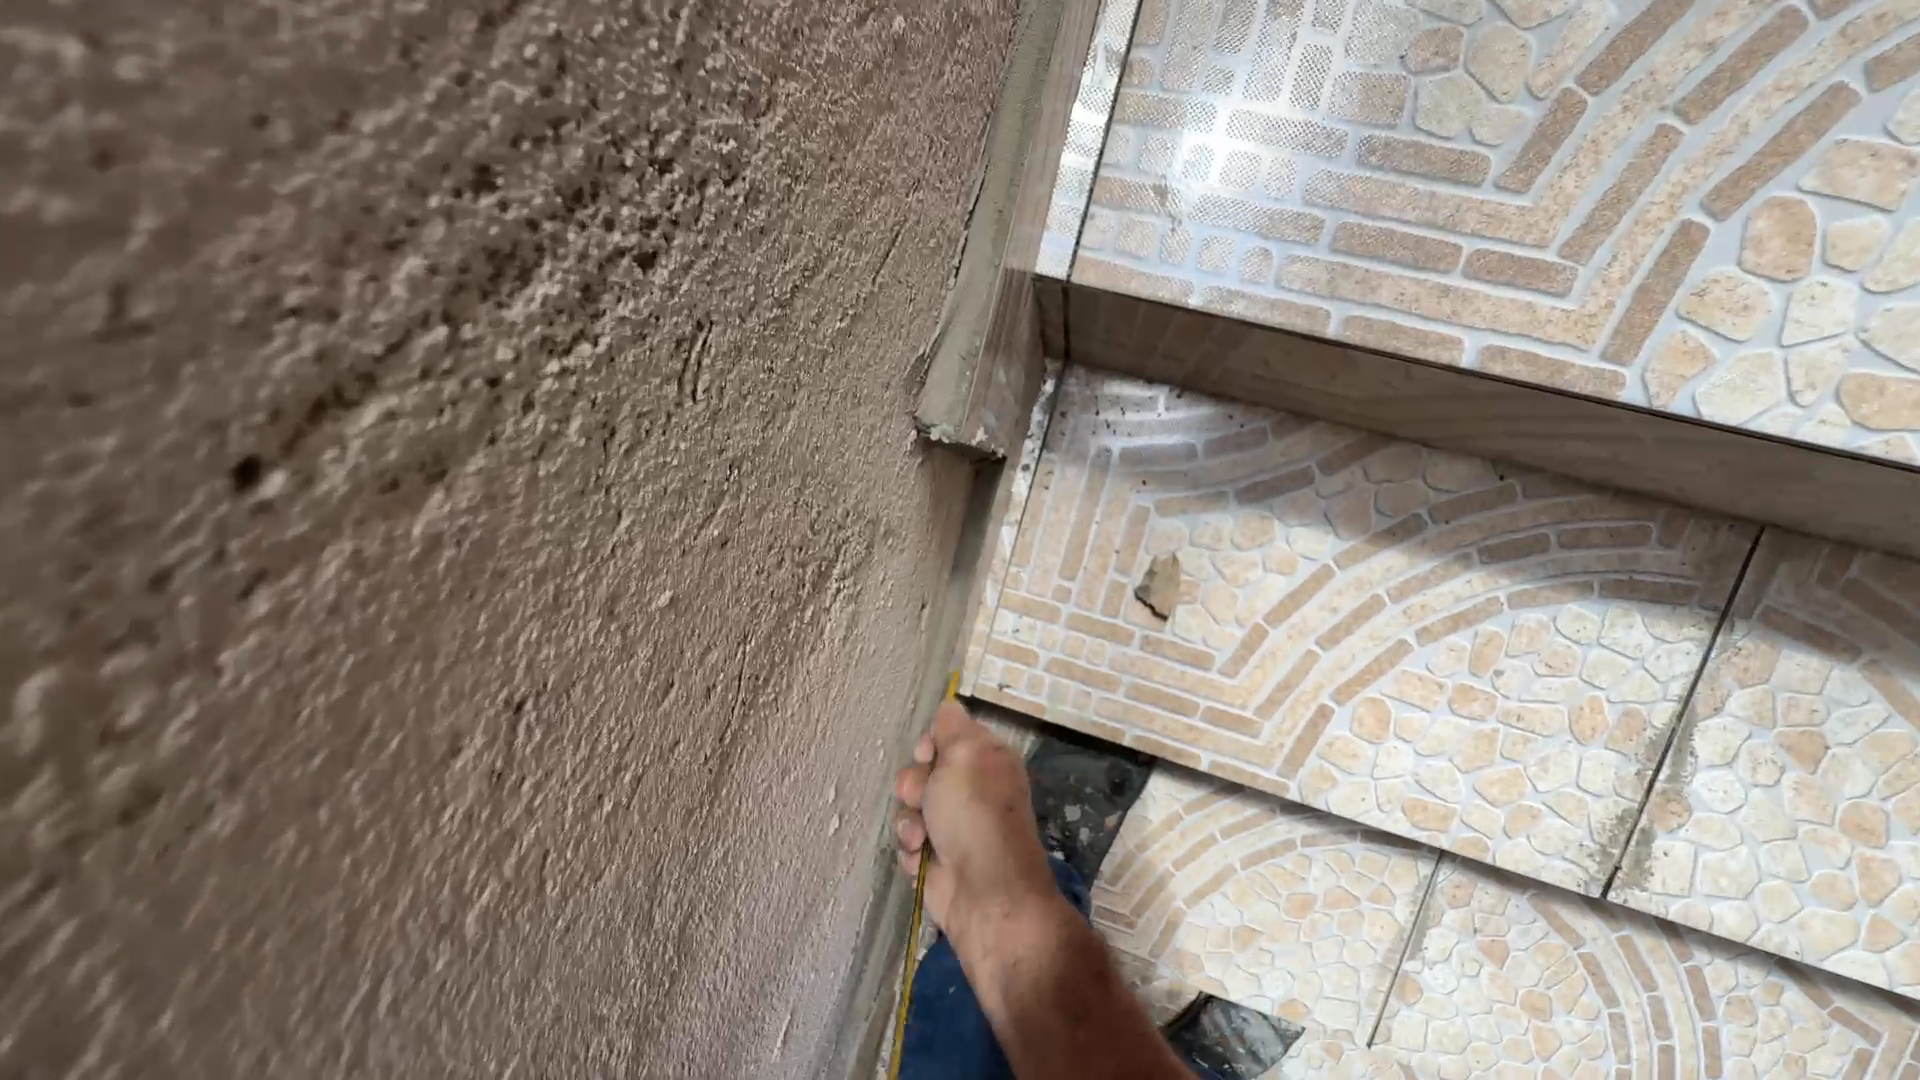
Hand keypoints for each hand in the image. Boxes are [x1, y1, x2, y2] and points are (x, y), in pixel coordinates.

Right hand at [892, 702, 1057, 941]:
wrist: (984, 895)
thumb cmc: (976, 816)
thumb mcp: (966, 754)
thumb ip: (951, 726)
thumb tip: (948, 705)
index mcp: (985, 759)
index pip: (945, 734)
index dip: (930, 745)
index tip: (929, 757)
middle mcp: (970, 789)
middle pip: (919, 771)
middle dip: (913, 786)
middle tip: (924, 799)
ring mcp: (952, 825)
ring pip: (907, 808)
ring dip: (908, 822)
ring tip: (923, 838)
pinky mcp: (936, 857)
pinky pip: (907, 841)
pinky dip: (912, 850)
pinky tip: (924, 861)